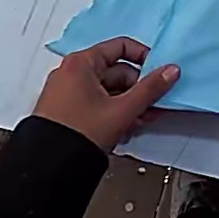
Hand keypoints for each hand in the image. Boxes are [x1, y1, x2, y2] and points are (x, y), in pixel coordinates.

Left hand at [34, 37, 179, 151]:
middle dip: (138, 89)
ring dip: (128, 103)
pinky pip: (96, 104)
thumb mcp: (122, 109)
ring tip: (141, 120)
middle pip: (116, 71)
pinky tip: (125, 128)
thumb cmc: (80, 132)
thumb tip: (171, 71)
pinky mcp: (65, 112)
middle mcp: (71, 73)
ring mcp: (66, 93)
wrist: (46, 170)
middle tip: (153, 103)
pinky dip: (113, 112)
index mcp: (81, 63)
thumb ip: (151, 88)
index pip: (120, 47)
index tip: (158, 72)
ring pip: (108, 90)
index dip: (144, 57)